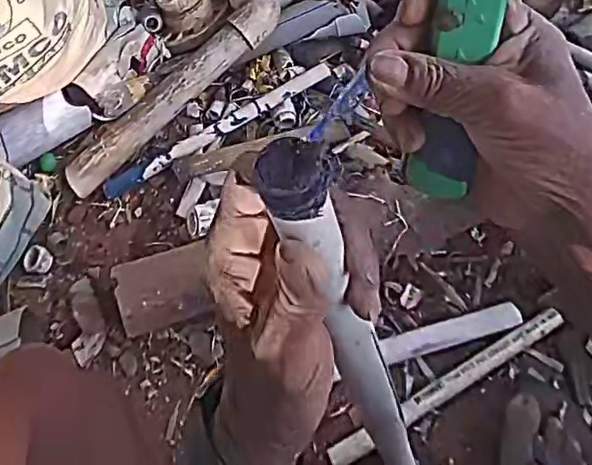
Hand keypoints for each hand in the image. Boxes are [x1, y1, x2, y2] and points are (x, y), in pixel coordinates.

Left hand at [206, 177, 379, 464]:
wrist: (276, 418)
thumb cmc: (262, 390)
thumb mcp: (277, 352)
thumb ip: (292, 300)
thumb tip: (305, 250)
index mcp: (231, 248)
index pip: (247, 179)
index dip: (283, 174)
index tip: (320, 198)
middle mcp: (257, 237)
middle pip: (300, 190)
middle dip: (336, 224)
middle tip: (351, 270)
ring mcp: (286, 245)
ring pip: (328, 211)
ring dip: (354, 250)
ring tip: (358, 299)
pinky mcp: (313, 259)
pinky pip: (343, 239)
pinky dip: (360, 265)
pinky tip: (360, 301)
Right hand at [365, 0, 591, 253]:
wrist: (569, 219)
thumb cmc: (568, 154)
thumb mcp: (503, 105)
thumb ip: (441, 82)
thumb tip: (386, 65)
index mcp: (509, 28)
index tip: (409, 19)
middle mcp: (478, 49)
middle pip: (415, 29)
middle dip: (398, 59)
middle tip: (393, 84)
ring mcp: (456, 84)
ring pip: (400, 69)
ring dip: (396, 99)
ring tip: (412, 129)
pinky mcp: (440, 115)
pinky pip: (401, 105)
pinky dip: (400, 123)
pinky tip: (418, 143)